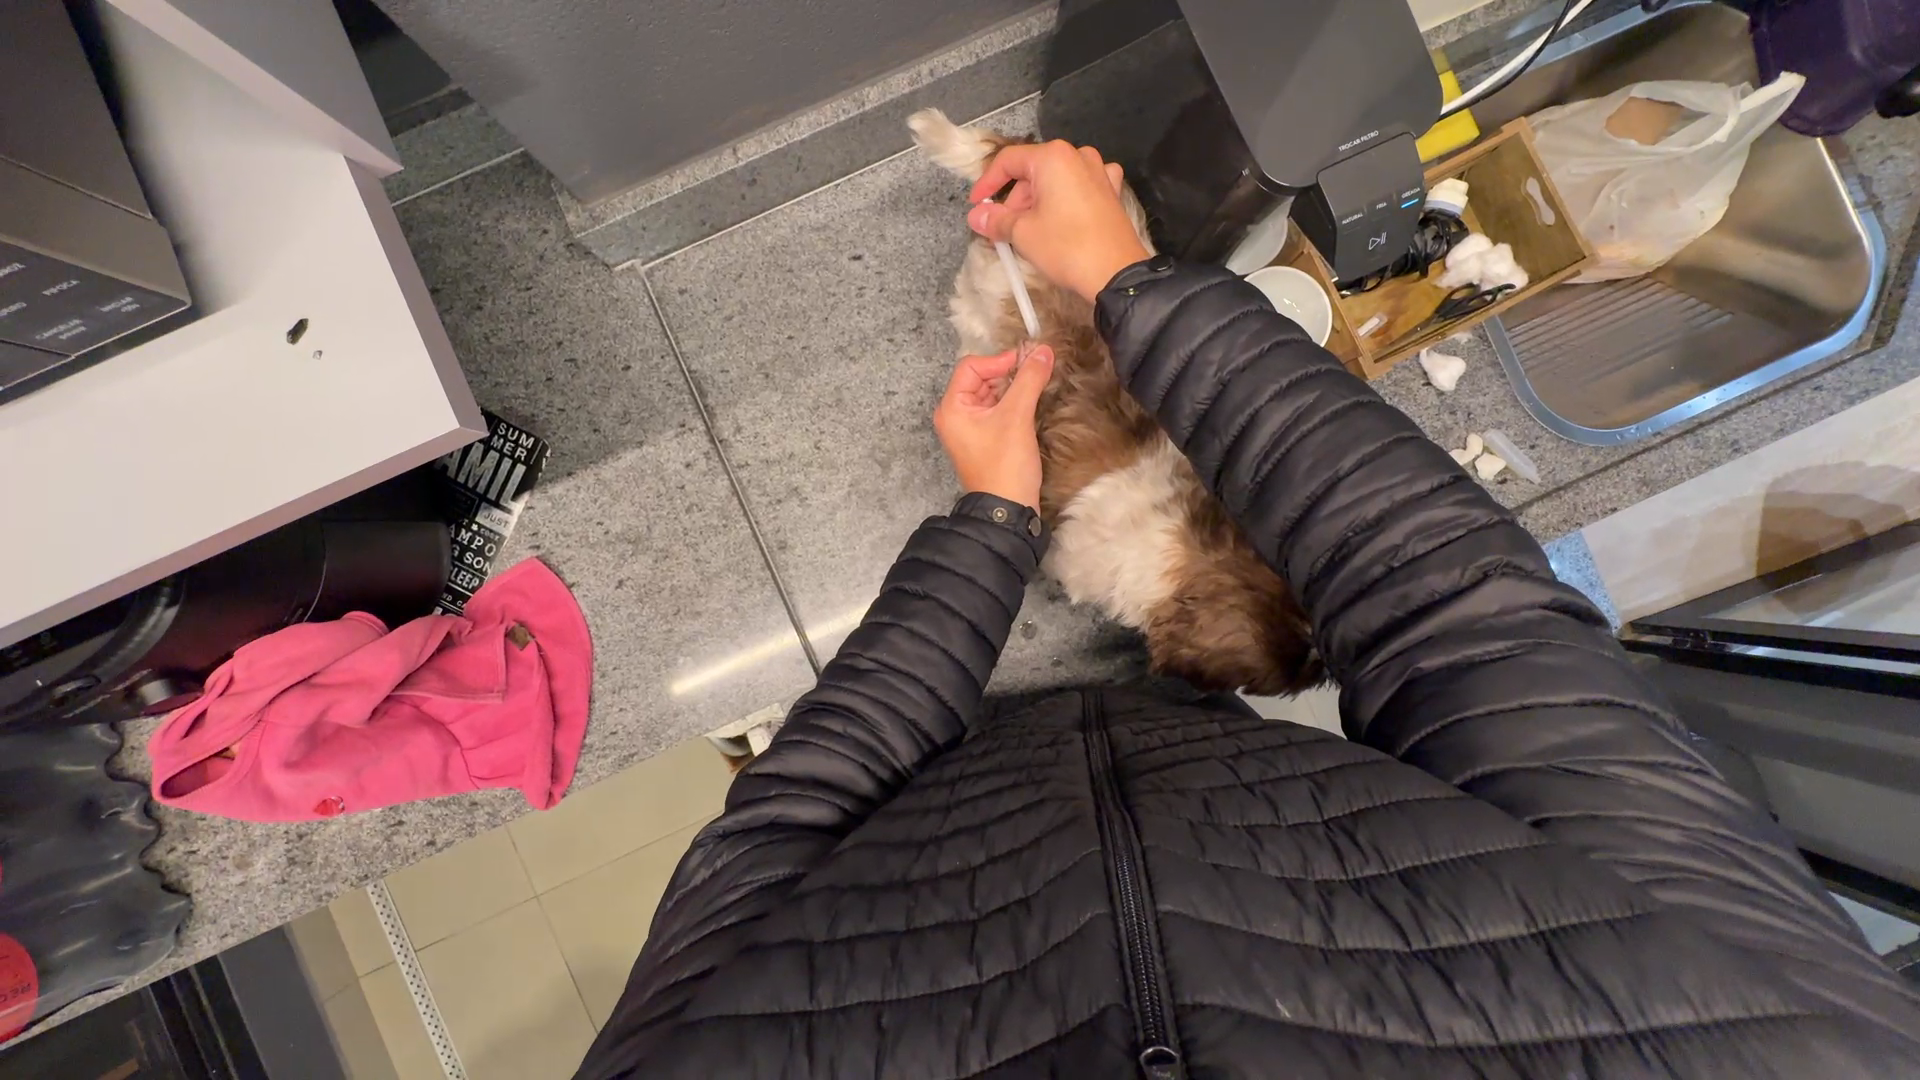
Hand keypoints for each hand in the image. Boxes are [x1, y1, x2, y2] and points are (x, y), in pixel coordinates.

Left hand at [932, 346, 1054, 507]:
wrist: (1007, 509)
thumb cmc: (1005, 465)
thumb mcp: (1017, 417)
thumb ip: (1029, 380)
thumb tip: (1043, 351)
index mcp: (952, 408)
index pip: (971, 367)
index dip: (999, 360)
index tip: (1027, 362)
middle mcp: (955, 416)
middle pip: (980, 379)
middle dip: (1007, 373)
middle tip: (1035, 372)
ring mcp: (969, 429)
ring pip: (991, 395)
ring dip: (1012, 388)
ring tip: (1036, 387)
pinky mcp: (984, 439)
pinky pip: (996, 411)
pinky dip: (1012, 404)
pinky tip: (1030, 404)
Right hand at [966, 141, 1152, 302]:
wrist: (1115, 273)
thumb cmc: (1066, 247)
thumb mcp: (1023, 234)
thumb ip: (996, 220)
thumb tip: (976, 216)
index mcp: (1052, 157)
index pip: (1008, 161)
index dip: (987, 183)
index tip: (976, 206)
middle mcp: (1078, 155)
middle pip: (1033, 171)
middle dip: (1015, 199)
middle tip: (1003, 228)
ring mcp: (1099, 172)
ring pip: (1056, 180)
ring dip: (1038, 202)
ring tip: (1030, 230)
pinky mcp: (1111, 192)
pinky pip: (1080, 188)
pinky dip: (1064, 201)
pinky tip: (1061, 217)